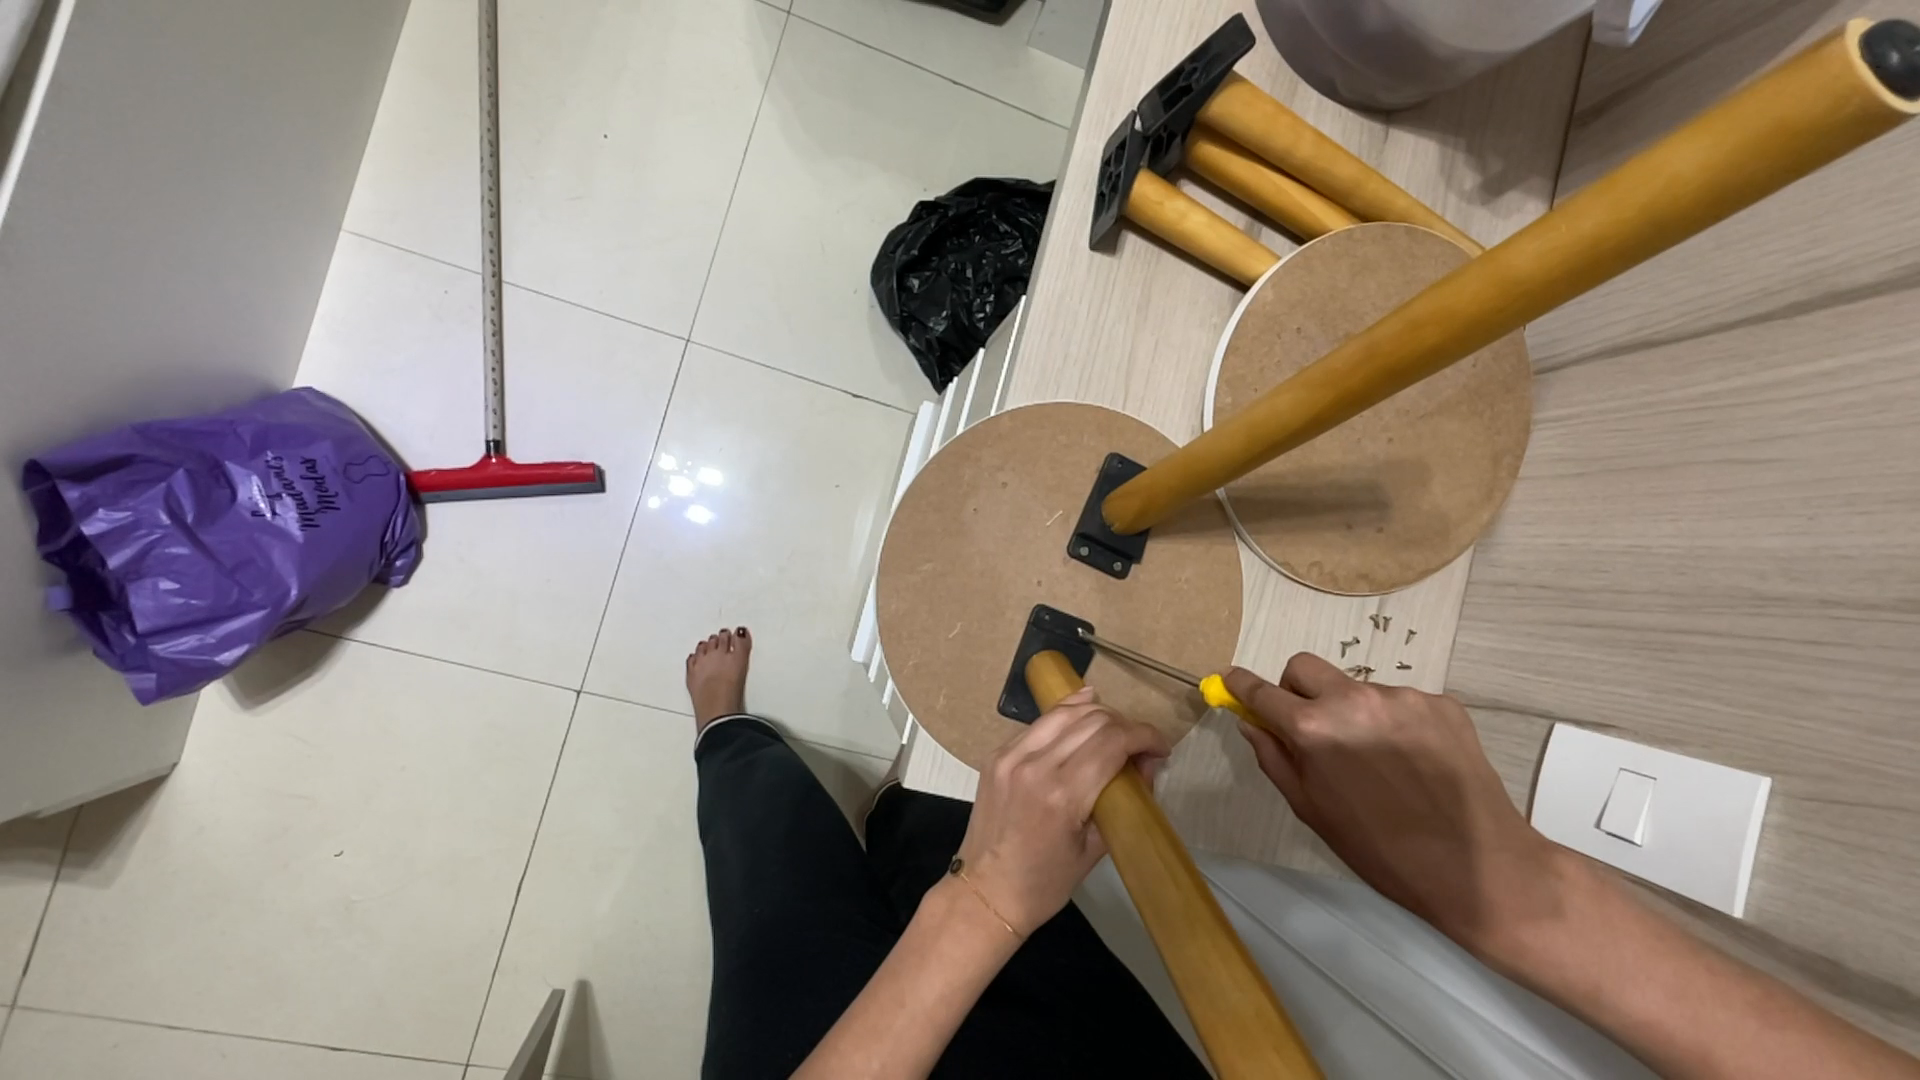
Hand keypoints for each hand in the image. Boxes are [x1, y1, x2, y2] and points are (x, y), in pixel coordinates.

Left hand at [954, 688, 1169, 935]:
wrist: (985, 892)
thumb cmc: (1044, 883)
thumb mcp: (1095, 848)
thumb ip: (1123, 799)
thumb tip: (1146, 764)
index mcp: (1062, 794)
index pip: (1113, 741)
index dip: (1145, 736)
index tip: (1161, 748)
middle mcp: (1034, 765)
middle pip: (1092, 720)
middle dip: (1125, 725)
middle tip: (1141, 746)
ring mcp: (1011, 755)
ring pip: (1064, 713)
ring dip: (1097, 714)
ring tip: (1117, 730)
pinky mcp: (998, 754)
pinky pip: (1039, 724)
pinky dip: (1066, 715)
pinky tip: (1084, 711)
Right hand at [1225, 655, 1565, 958]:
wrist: (1479, 867)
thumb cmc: (1380, 849)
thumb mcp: (1312, 810)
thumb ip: (1275, 759)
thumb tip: (1251, 724)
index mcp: (1314, 729)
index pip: (1261, 690)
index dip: (1241, 684)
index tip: (1231, 680)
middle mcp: (1353, 699)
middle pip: (1305, 667)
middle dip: (1296, 689)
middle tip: (1311, 726)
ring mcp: (1401, 696)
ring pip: (1355, 687)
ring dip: (1351, 711)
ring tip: (1379, 760)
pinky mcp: (1441, 703)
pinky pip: (1398, 701)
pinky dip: (1393, 722)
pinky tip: (1412, 760)